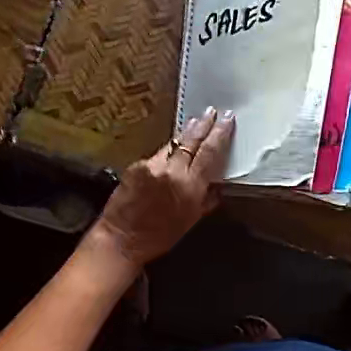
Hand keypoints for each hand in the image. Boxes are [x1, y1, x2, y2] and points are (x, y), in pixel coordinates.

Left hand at [85, 107, 235, 266]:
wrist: (122, 239)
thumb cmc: (159, 237)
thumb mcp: (190, 221)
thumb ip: (205, 200)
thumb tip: (217, 187)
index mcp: (191, 187)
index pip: (209, 153)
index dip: (220, 134)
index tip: (227, 119)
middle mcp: (173, 172)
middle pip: (191, 141)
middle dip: (203, 125)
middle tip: (212, 111)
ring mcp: (153, 166)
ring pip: (172, 145)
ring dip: (185, 134)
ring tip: (195, 122)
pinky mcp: (137, 166)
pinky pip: (156, 155)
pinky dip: (165, 152)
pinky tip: (170, 150)